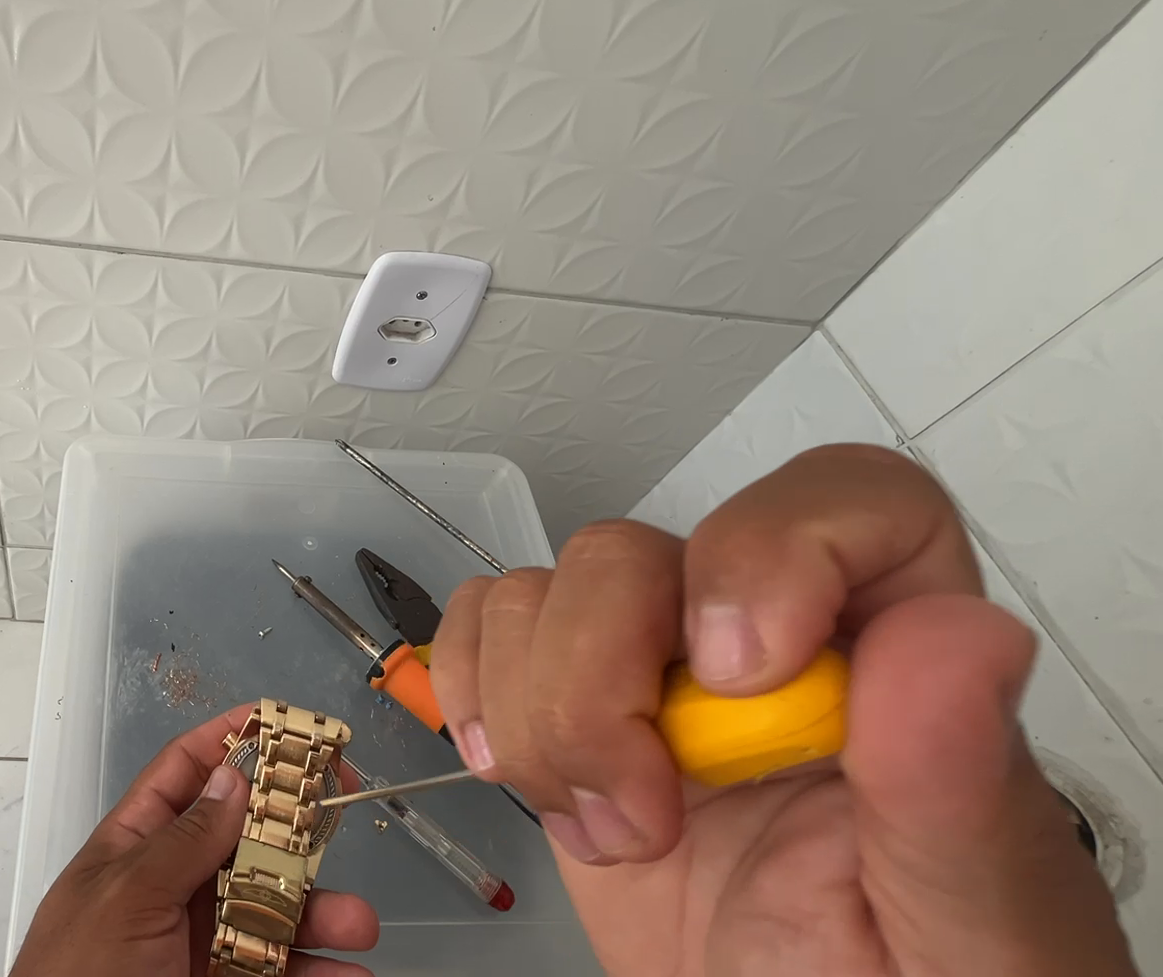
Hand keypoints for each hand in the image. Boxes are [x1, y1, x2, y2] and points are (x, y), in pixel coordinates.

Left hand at [10, 705, 379, 976]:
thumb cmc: (81, 974)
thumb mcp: (127, 898)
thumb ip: (182, 841)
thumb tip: (232, 776)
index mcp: (136, 843)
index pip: (184, 771)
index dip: (229, 739)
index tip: (283, 722)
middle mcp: (172, 883)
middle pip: (242, 837)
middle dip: (292, 827)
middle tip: (342, 807)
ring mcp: (197, 939)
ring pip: (269, 907)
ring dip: (319, 911)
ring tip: (359, 923)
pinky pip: (276, 970)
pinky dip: (315, 973)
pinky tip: (348, 975)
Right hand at [429, 444, 1135, 975]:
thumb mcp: (960, 930)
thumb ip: (957, 788)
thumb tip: (965, 634)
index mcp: (874, 656)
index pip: (841, 501)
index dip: (767, 549)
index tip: (728, 679)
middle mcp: (736, 630)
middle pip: (621, 553)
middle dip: (596, 688)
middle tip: (639, 817)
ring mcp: (630, 657)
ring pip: (530, 592)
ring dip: (533, 720)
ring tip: (596, 827)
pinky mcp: (545, 687)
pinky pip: (476, 619)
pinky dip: (467, 687)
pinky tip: (510, 768)